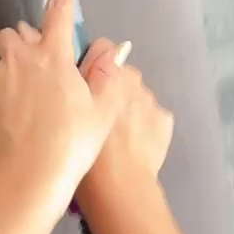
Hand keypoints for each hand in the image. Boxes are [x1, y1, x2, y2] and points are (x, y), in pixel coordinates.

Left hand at [0, 0, 123, 201]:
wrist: (27, 177)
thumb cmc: (72, 143)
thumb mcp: (103, 111)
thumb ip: (106, 76)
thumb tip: (111, 52)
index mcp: (53, 56)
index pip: (59, 14)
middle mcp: (18, 60)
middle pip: (12, 34)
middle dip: (21, 42)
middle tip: (39, 69)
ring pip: (0, 66)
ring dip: (11, 76)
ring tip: (27, 109)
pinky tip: (13, 125)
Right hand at [76, 37, 173, 206]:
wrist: (118, 186)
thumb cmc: (80, 147)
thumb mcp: (68, 109)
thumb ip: (76, 80)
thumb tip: (80, 62)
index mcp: (105, 71)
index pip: (101, 47)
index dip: (90, 64)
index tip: (82, 83)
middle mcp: (132, 77)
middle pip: (120, 72)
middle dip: (110, 86)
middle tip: (97, 115)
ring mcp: (151, 99)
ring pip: (136, 95)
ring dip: (127, 106)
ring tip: (114, 134)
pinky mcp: (165, 119)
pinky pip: (151, 114)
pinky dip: (143, 124)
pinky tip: (132, 144)